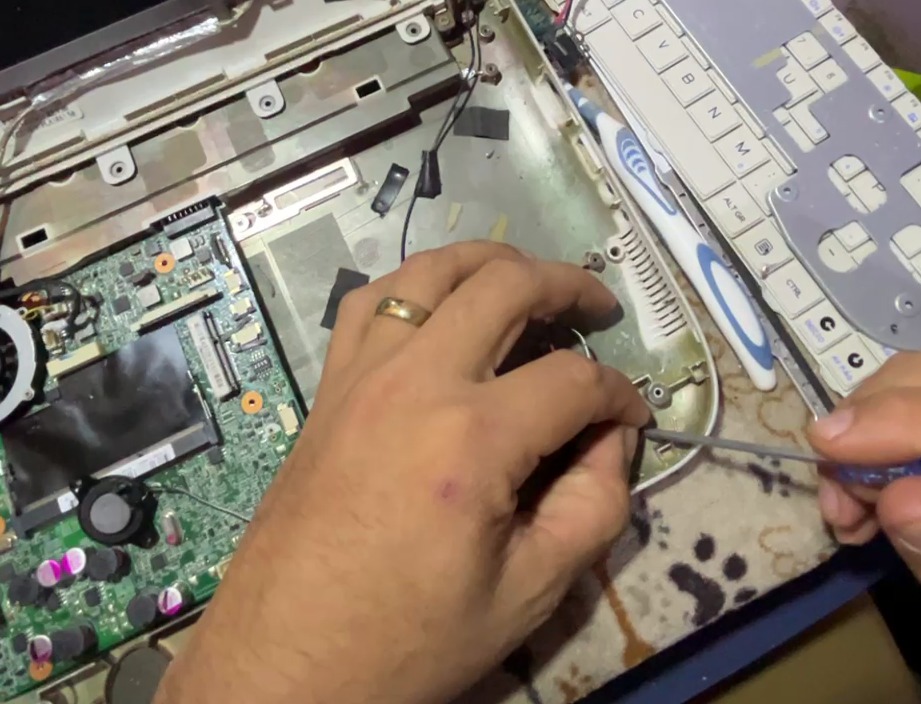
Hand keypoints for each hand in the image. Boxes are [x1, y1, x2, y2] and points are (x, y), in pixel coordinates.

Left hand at [158, 242, 650, 703]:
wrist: (287, 660)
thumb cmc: (409, 640)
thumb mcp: (528, 594)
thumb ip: (592, 506)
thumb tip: (611, 437)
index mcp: (472, 439)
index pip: (573, 382)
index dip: (619, 394)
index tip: (633, 415)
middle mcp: (417, 381)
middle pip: (505, 286)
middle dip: (567, 283)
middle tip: (597, 306)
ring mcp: (364, 372)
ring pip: (431, 272)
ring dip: (489, 261)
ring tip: (526, 275)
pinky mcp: (331, 383)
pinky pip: (370, 303)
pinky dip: (414, 285)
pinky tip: (438, 301)